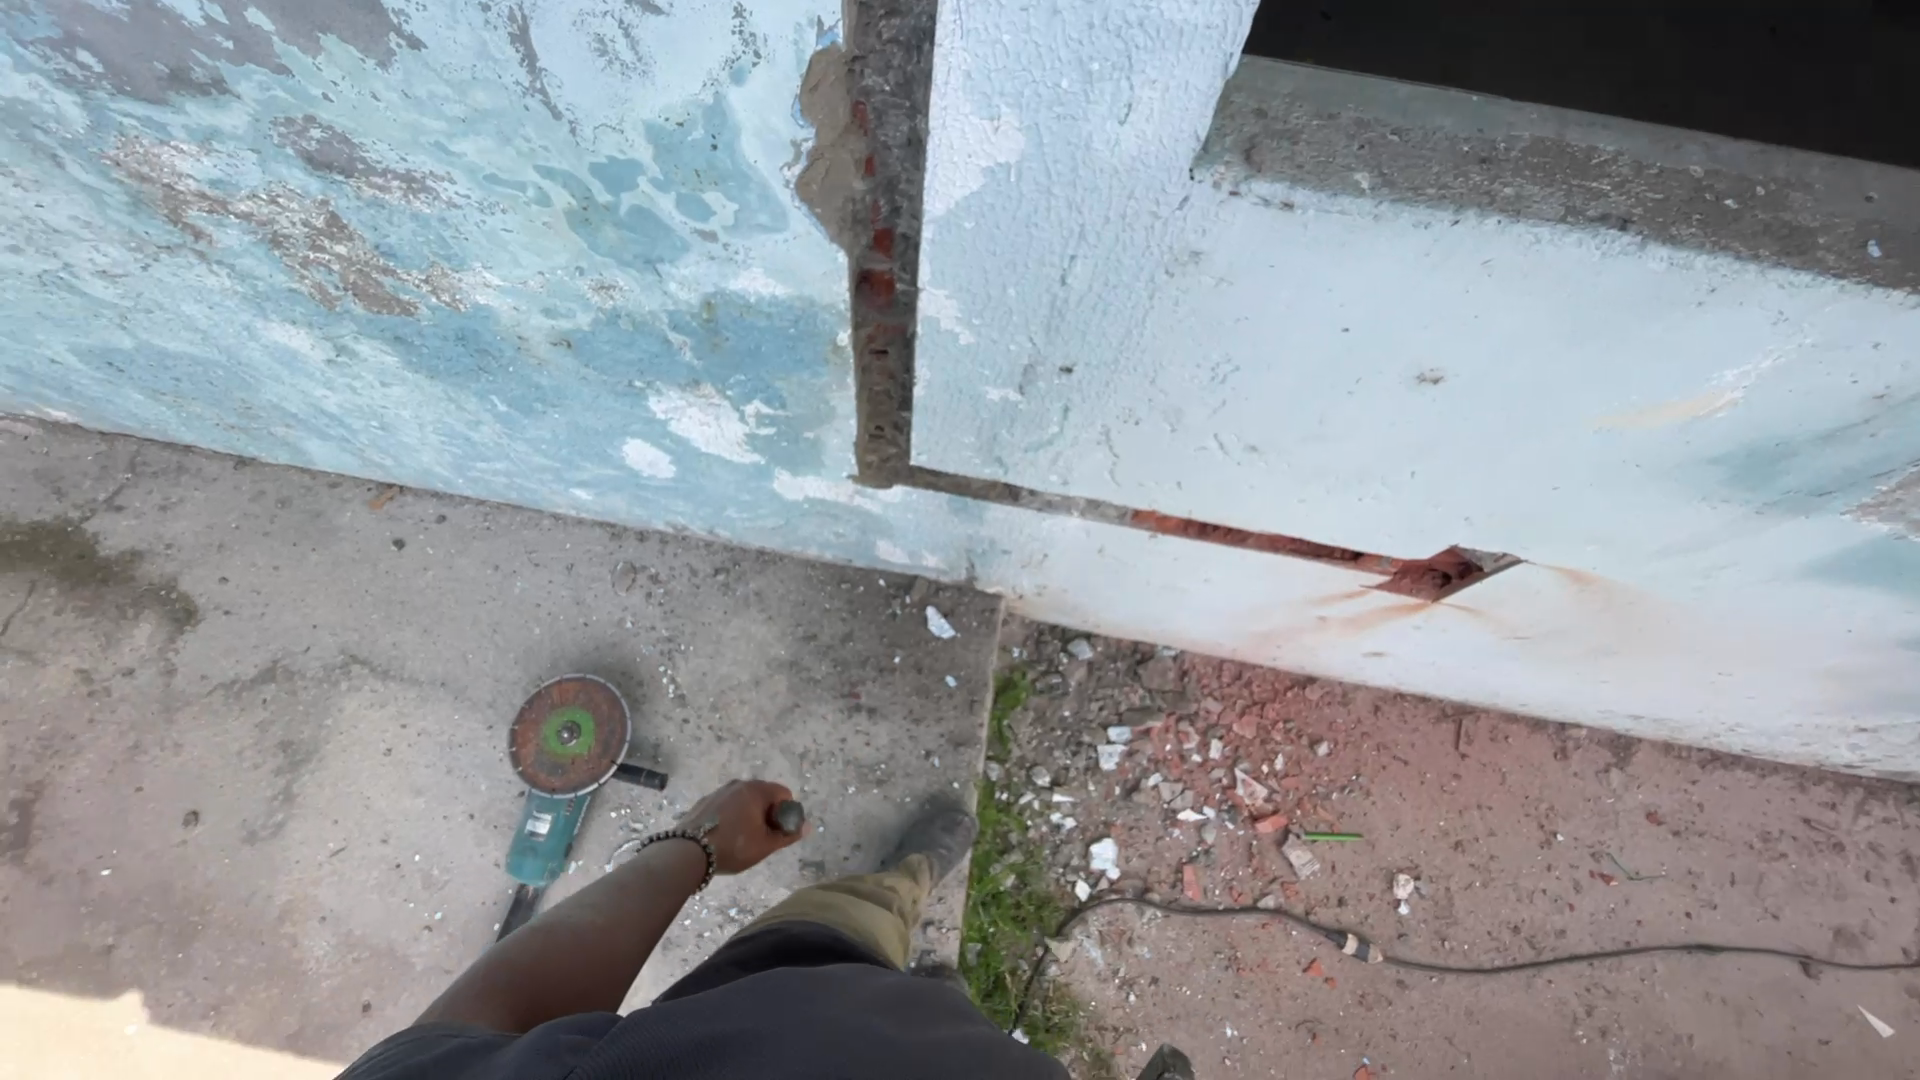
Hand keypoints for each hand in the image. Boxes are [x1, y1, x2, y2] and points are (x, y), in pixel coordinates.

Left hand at [674, 779, 807, 873]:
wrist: (686, 853)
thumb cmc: (732, 847)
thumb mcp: (764, 845)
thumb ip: (787, 835)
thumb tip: (807, 827)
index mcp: (756, 790)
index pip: (783, 794)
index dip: (785, 813)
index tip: (777, 831)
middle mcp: (738, 784)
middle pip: (763, 795)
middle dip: (766, 814)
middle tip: (760, 837)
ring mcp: (719, 792)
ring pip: (743, 800)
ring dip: (747, 815)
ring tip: (739, 839)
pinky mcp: (703, 802)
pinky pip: (726, 806)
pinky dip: (730, 817)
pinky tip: (722, 837)